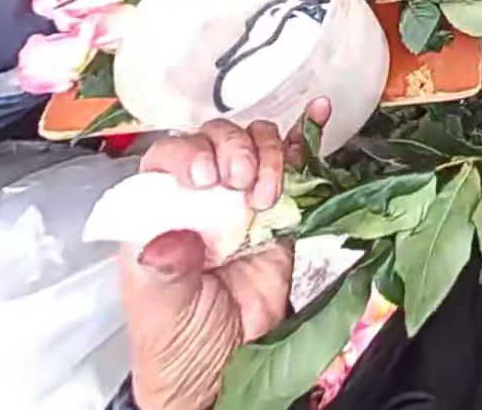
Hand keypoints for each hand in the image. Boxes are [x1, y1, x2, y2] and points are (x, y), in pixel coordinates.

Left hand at [120, 99, 330, 409]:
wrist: (231, 371)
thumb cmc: (181, 346)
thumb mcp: (162, 313)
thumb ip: (163, 275)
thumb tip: (167, 240)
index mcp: (163, 211)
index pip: (168, 156)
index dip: (188, 153)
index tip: (206, 178)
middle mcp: (204, 195)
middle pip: (218, 137)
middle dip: (234, 149)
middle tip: (242, 182)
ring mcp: (245, 195)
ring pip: (258, 141)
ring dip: (269, 153)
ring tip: (268, 194)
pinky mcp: (283, 204)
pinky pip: (297, 158)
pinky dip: (308, 132)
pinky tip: (319, 111)